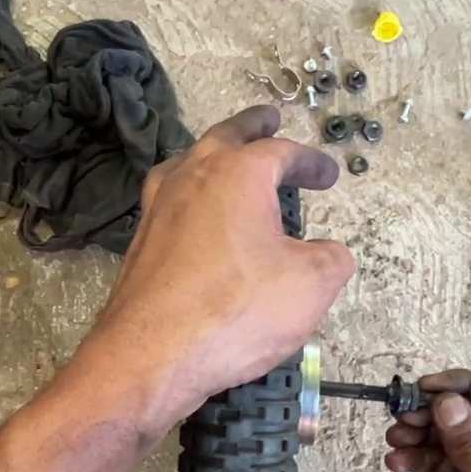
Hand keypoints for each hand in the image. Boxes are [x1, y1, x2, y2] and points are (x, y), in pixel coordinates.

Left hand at [76, 106, 352, 434]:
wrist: (151, 354)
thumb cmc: (236, 310)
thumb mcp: (310, 285)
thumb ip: (330, 259)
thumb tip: (328, 253)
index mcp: (235, 174)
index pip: (281, 153)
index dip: (310, 162)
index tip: (328, 176)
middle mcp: (190, 179)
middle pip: (223, 139)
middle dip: (250, 127)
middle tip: (267, 118)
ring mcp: (158, 210)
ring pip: (186, 166)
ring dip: (211, 156)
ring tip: (225, 159)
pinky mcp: (140, 244)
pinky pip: (169, 203)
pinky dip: (190, 197)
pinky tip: (196, 218)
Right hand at [384, 371, 470, 471]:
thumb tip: (445, 401)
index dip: (462, 388)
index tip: (422, 386)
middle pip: (470, 419)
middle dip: (433, 415)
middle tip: (400, 419)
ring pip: (449, 442)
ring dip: (419, 437)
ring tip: (394, 441)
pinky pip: (437, 468)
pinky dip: (416, 462)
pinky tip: (397, 463)